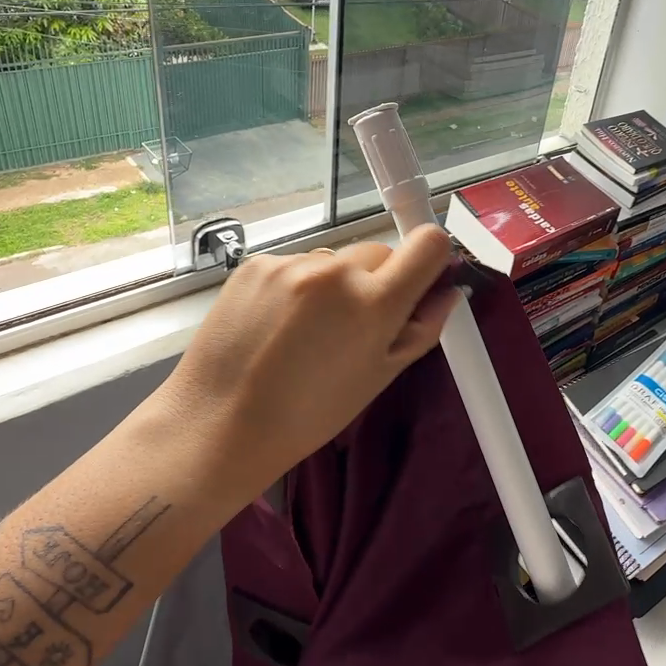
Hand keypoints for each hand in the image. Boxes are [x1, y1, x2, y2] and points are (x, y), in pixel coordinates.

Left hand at [158, 226, 459, 481]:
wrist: (218, 423)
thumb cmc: (307, 414)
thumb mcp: (379, 378)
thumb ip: (421, 329)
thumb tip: (448, 293)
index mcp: (374, 303)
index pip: (428, 243)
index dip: (432, 258)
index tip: (422, 279)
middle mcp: (336, 272)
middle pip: (380, 251)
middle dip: (379, 280)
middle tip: (358, 324)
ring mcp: (292, 264)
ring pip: (336, 260)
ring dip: (335, 284)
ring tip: (308, 332)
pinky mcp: (256, 264)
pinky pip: (297, 265)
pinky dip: (298, 287)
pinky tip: (279, 326)